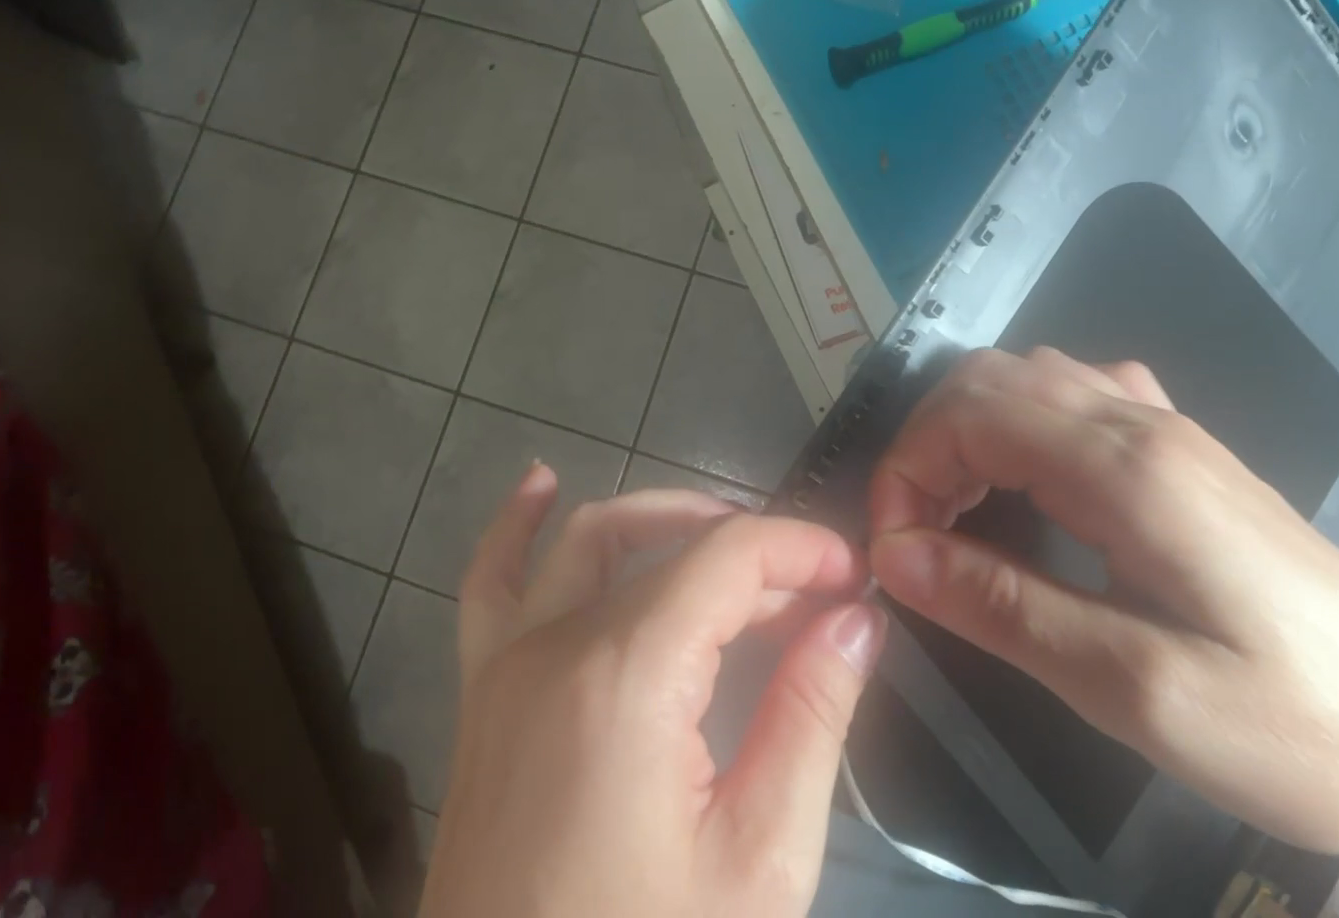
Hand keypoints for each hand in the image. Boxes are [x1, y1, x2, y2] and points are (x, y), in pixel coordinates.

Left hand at [424, 463, 886, 917]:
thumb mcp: (759, 854)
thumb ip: (810, 715)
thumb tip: (856, 620)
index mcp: (627, 672)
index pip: (728, 556)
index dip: (802, 549)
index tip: (856, 582)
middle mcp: (555, 642)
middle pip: (668, 546)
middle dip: (753, 552)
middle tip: (818, 597)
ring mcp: (504, 663)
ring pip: (587, 540)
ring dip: (664, 523)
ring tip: (733, 543)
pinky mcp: (482, 693)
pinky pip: (491, 583)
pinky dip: (518, 526)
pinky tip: (540, 485)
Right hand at [863, 347, 1338, 862]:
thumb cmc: (1297, 729)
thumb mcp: (1133, 690)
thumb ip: (1003, 609)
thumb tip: (894, 554)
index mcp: (1129, 470)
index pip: (971, 413)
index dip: (907, 470)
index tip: (895, 553)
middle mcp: (1147, 426)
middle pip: (992, 378)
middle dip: (926, 447)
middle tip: (917, 540)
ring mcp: (1174, 434)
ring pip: (1032, 379)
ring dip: (968, 435)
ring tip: (957, 521)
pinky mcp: (1190, 460)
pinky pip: (1080, 400)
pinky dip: (1020, 430)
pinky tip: (1028, 492)